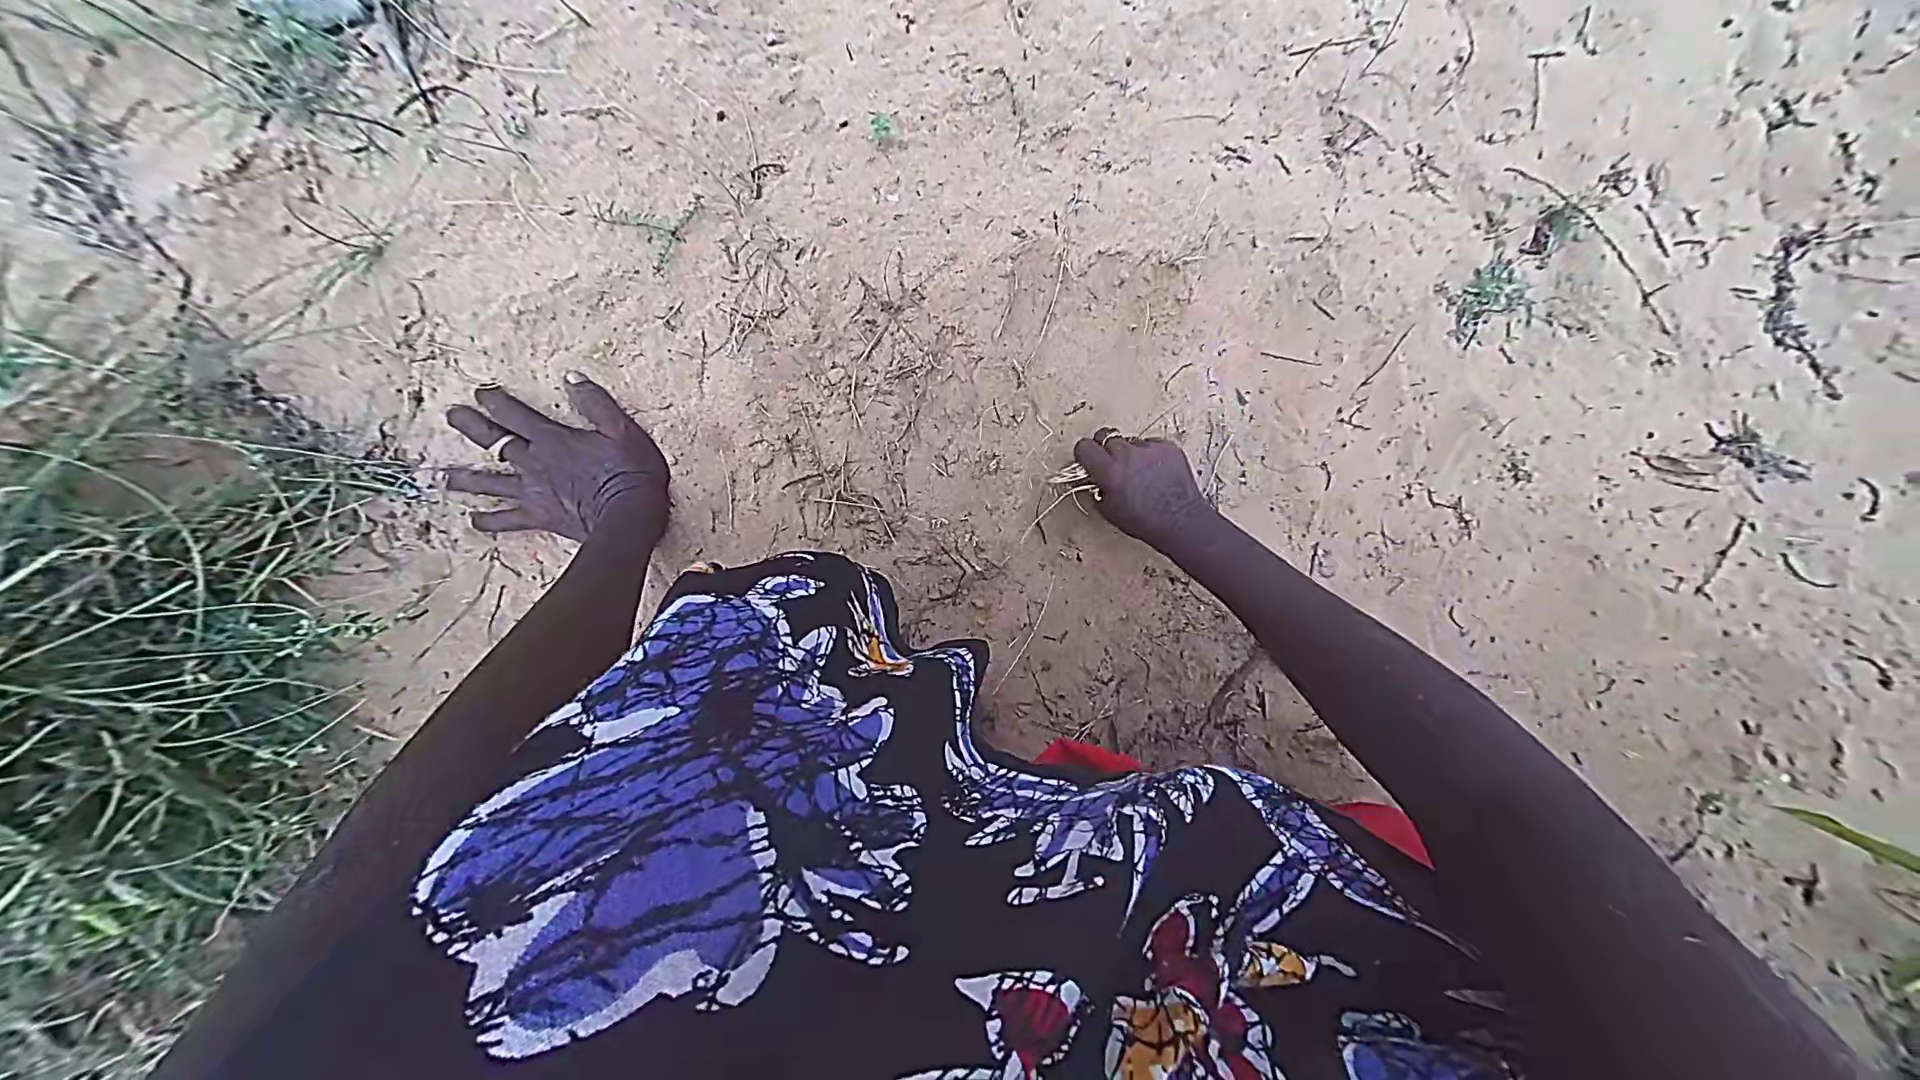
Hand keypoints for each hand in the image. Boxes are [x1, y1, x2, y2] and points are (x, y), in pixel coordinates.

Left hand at [445, 374, 670, 542]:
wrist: (629, 514)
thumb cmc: (631, 471)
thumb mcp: (623, 430)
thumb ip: (596, 403)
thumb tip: (572, 376)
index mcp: (552, 439)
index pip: (515, 414)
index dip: (496, 402)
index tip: (482, 394)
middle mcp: (534, 463)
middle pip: (494, 442)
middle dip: (472, 426)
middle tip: (453, 416)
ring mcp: (534, 491)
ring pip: (491, 482)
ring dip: (467, 478)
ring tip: (445, 476)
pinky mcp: (540, 516)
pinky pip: (508, 520)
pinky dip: (490, 521)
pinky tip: (475, 521)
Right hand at [1072, 429, 1214, 547]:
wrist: (1180, 522)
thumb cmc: (1145, 521)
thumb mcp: (1108, 511)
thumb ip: (1096, 488)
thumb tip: (1092, 478)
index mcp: (1109, 470)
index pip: (1084, 446)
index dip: (1085, 453)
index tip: (1088, 459)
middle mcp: (1127, 454)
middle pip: (1107, 438)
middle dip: (1106, 450)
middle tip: (1113, 465)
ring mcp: (1149, 448)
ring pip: (1130, 441)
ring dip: (1130, 453)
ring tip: (1139, 473)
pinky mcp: (1167, 447)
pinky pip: (1151, 444)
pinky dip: (1150, 454)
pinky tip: (1154, 471)